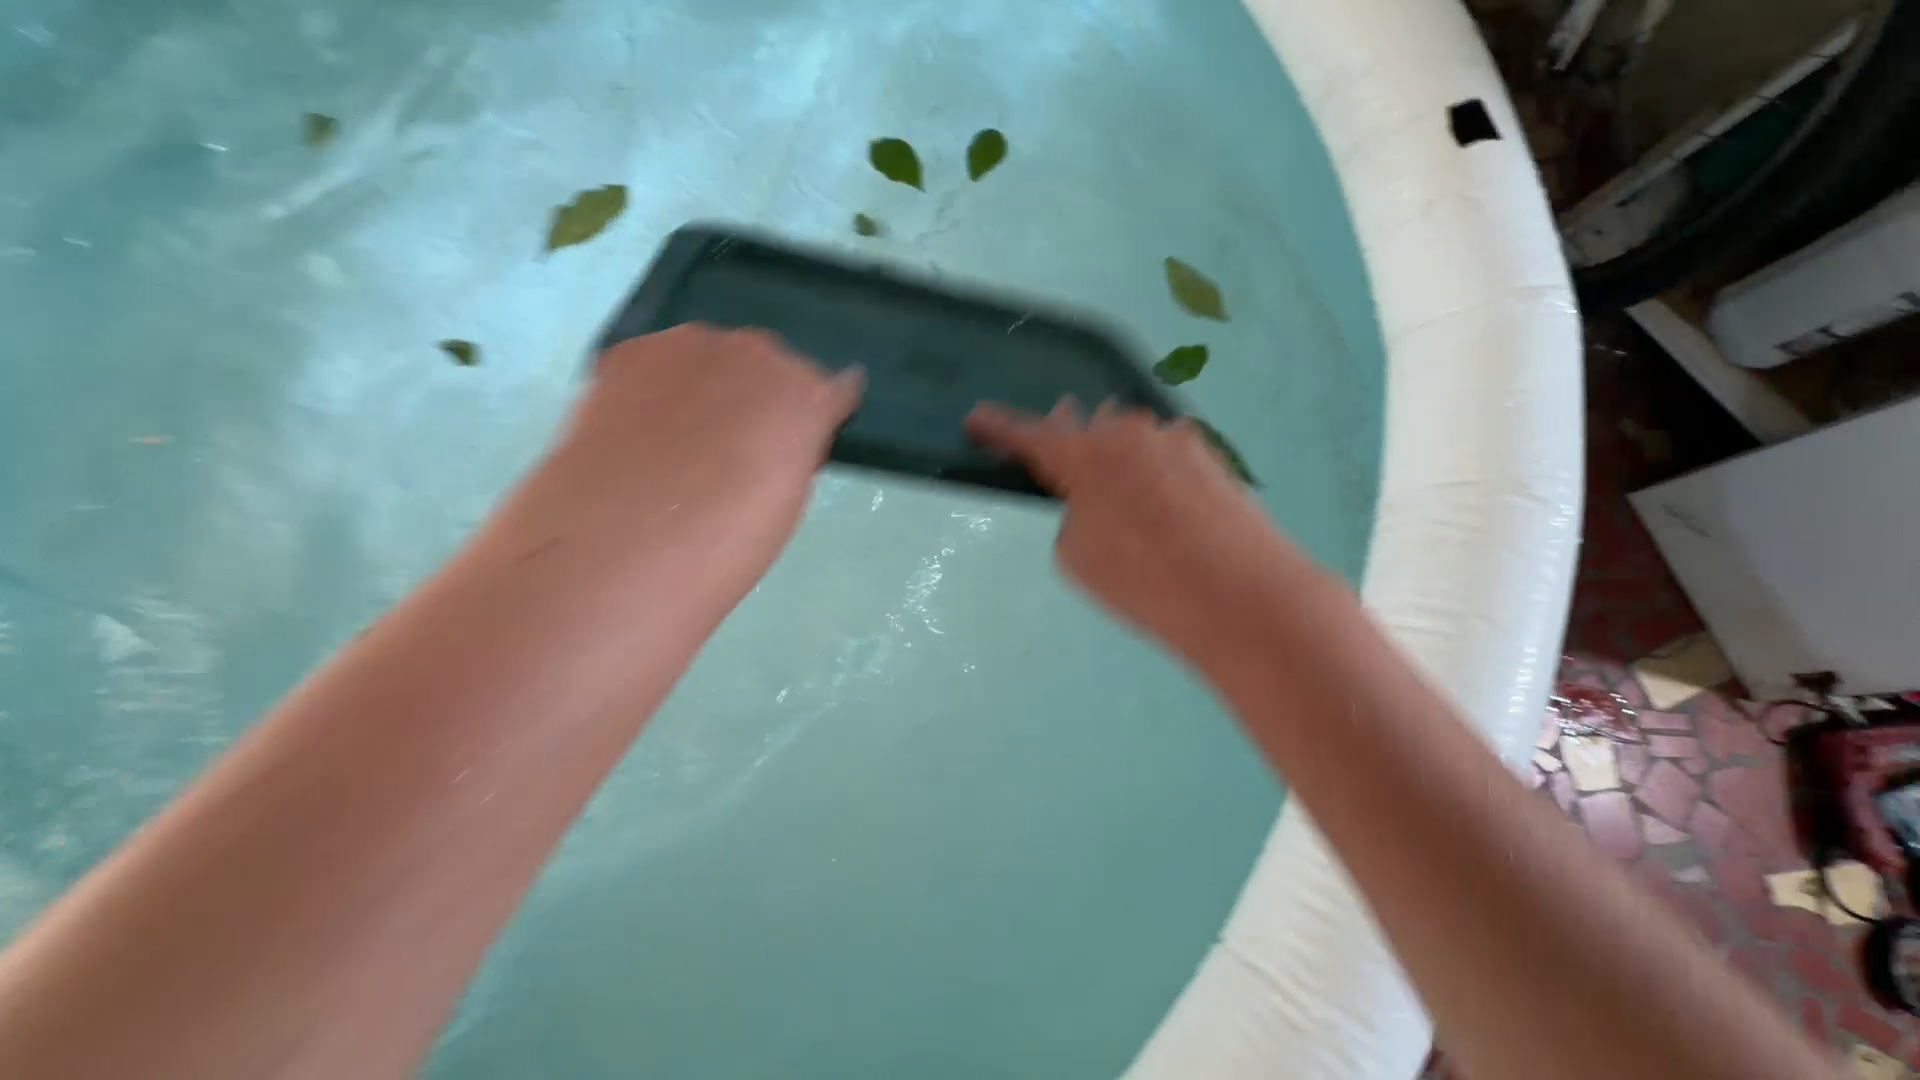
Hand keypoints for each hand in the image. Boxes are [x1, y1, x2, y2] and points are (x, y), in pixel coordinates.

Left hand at [481, 324, 861, 601]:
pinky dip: (655, 386)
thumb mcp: (787, 501)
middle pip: (769, 364)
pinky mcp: (632, 353)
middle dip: (758, 396)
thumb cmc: (726, 540)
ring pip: (711, 357)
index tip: (801, 441)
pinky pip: (657, 362)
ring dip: (706, 385)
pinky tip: (639, 427)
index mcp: (809, 396)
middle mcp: (757, 354)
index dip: (816, 416)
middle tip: (735, 445)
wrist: (627, 538)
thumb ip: (792, 451)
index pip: (833, 389)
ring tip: (680, 438)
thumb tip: (780, 439)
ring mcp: (690, 346)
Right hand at [965, 399, 1312, 661]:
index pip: (1026, 435)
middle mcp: (1126, 432)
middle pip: (1086, 423)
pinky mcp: (1210, 456)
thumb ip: (1072, 514)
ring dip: (1118, 454)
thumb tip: (1097, 495)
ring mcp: (1173, 439)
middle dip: (1069, 436)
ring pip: (1131, 436)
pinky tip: (1167, 507)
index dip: (996, 428)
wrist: (1239, 592)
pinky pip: (1166, 453)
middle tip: (1062, 460)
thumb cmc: (1141, 579)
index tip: (974, 419)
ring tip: (1123, 494)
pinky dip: (1155, 471)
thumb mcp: (1076, 555)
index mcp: (1081, 456)